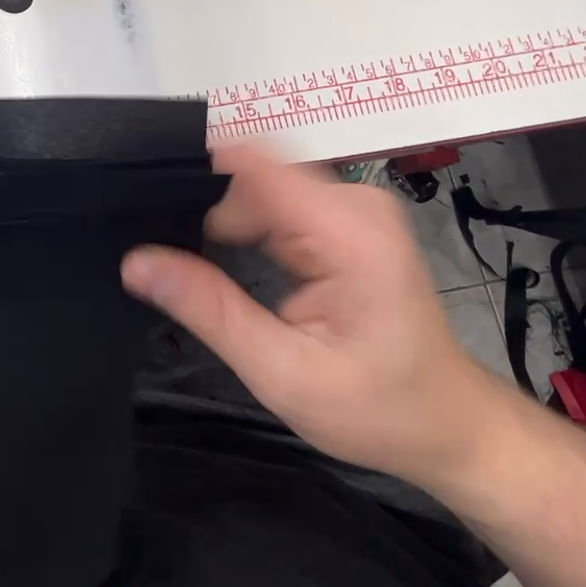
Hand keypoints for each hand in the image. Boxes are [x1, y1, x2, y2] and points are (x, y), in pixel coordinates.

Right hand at [122, 144, 507, 483]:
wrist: (449, 425)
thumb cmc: (378, 408)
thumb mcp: (282, 371)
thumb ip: (208, 309)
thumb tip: (136, 262)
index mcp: (347, 232)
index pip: (254, 161)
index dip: (193, 169)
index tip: (140, 198)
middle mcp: (352, 203)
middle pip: (249, 174)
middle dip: (201, 207)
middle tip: (156, 254)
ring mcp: (350, 208)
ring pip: (256, 187)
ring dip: (218, 220)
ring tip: (183, 262)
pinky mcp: (342, 220)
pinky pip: (273, 202)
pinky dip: (241, 227)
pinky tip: (220, 259)